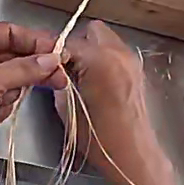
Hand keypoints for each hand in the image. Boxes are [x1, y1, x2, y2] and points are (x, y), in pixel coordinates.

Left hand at [0, 22, 67, 175]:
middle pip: (13, 55)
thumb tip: (53, 59)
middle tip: (58, 77)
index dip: (36, 42)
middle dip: (31, 69)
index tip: (60, 52)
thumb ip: (26, 68)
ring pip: (12, 79)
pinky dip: (3, 106)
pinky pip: (4, 97)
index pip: (9, 32)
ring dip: (12, 92)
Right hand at [52, 22, 172, 184]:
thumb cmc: (100, 137)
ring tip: (82, 76)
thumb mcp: (68, 107)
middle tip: (67, 67)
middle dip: (77, 44)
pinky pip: (116, 53)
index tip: (46, 65)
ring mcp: (132, 61)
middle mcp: (119, 54)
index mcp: (100, 60)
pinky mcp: (137, 71)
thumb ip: (60, 79)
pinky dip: (104, 59)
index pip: (69, 42)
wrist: (133, 154)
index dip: (54, 53)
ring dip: (92, 51)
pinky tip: (96, 82)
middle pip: (92, 31)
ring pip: (106, 39)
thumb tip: (56, 68)